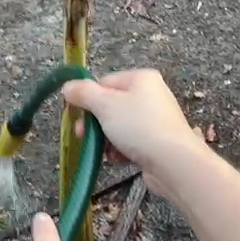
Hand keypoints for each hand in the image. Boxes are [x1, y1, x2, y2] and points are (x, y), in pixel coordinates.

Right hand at [62, 70, 207, 199]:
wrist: (172, 162)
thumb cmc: (139, 127)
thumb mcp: (105, 105)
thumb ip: (83, 93)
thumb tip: (67, 86)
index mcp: (141, 79)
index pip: (104, 82)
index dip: (88, 99)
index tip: (76, 116)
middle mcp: (150, 95)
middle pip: (111, 105)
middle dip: (95, 123)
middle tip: (82, 136)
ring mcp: (155, 119)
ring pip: (118, 126)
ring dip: (106, 139)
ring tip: (105, 151)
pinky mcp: (157, 141)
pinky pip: (130, 142)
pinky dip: (120, 149)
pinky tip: (118, 159)